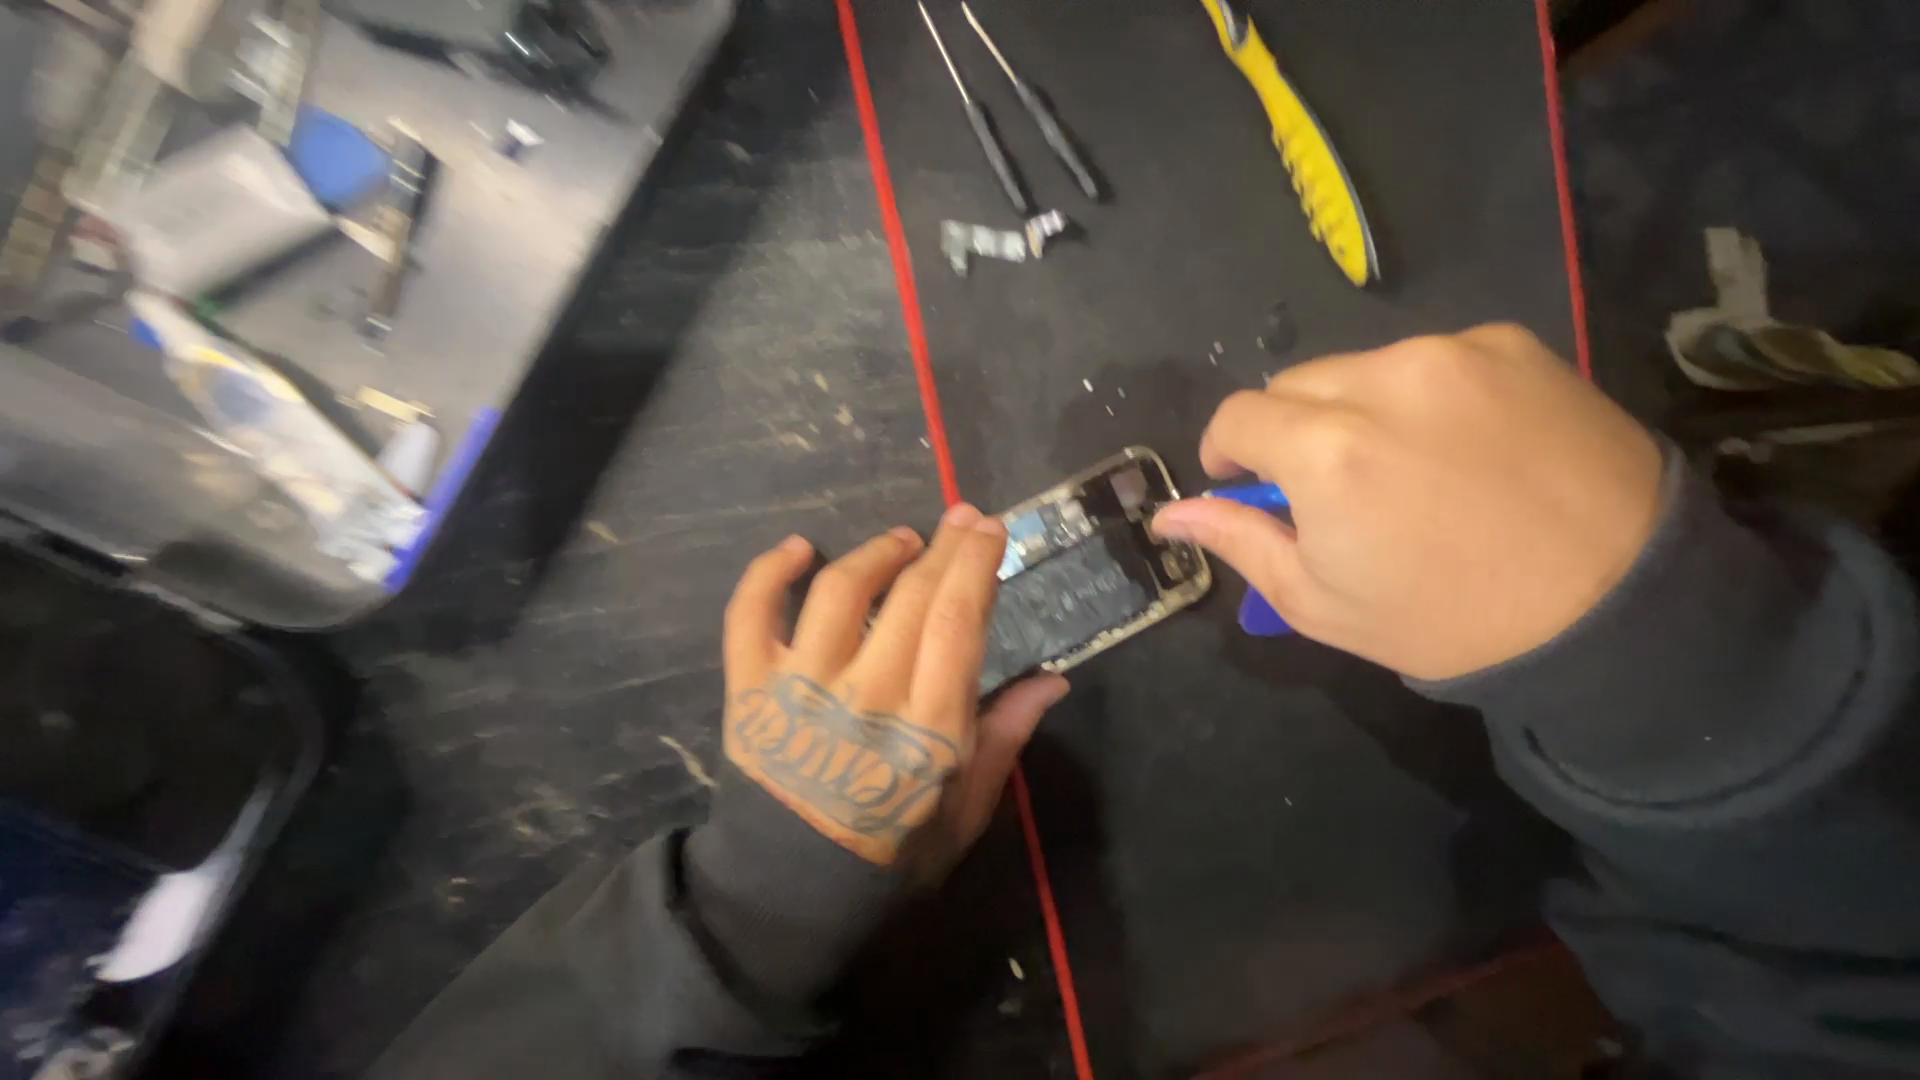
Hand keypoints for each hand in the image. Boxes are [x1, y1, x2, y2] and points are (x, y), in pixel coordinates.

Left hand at [722, 504, 1069, 864]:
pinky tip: (796, 548)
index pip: (960, 621)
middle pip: (913, 596)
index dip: (977, 564)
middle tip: (962, 519)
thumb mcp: (966, 810)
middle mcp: (864, 695)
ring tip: (902, 540)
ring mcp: (799, 687)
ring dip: (877, 552)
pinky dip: (767, 572)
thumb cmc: (892, 852)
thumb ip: (1006, 738)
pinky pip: (749, 613)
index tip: (990, 529)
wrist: (790, 891)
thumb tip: (1053, 679)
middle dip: (945, 547)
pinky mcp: (747, 687)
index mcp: (928, 729)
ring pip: (839, 590)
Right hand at [1152, 324, 1664, 679]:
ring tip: (1394, 463)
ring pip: (1357, 368)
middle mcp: (1382, 380)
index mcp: (1325, 450)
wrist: (1620, 608)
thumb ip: (1237, 541)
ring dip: (1347, 408)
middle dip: (1284, 429)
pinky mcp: (1513, 346)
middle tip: (1319, 484)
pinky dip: (1415, 394)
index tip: (1240, 482)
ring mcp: (1453, 354)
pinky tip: (1453, 443)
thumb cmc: (1447, 617)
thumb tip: (1170, 513)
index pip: (1236, 416)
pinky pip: (1427, 359)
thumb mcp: (1319, 601)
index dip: (1224, 450)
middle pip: (1291, 385)